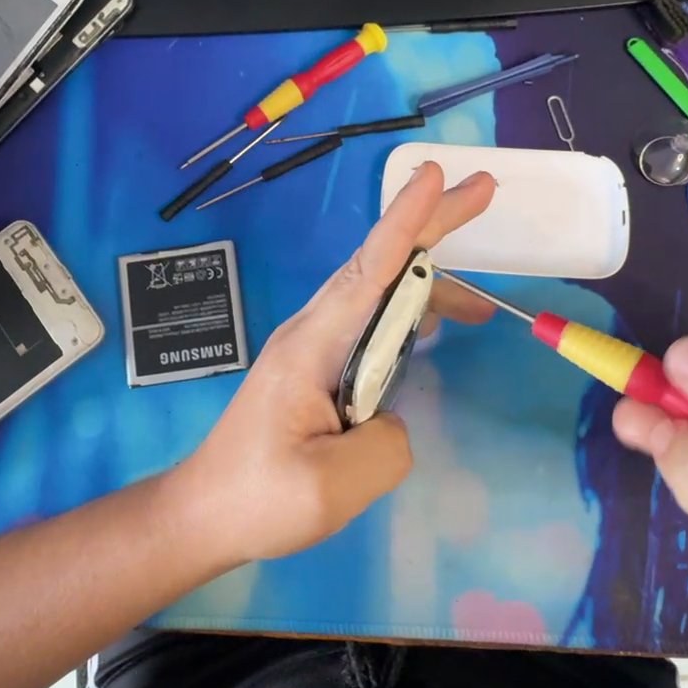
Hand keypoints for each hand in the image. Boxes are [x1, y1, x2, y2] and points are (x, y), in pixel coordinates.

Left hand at [175, 162, 495, 564]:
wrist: (206, 512)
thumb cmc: (259, 499)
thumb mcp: (332, 487)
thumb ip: (386, 446)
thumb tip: (395, 416)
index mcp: (312, 345)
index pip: (367, 271)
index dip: (405, 221)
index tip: (434, 176)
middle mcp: (312, 332)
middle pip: (378, 266)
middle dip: (430, 226)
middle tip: (482, 190)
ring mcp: (313, 347)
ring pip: (378, 296)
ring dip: (429, 287)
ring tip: (481, 308)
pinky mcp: (317, 368)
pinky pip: (370, 326)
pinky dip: (408, 318)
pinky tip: (432, 330)